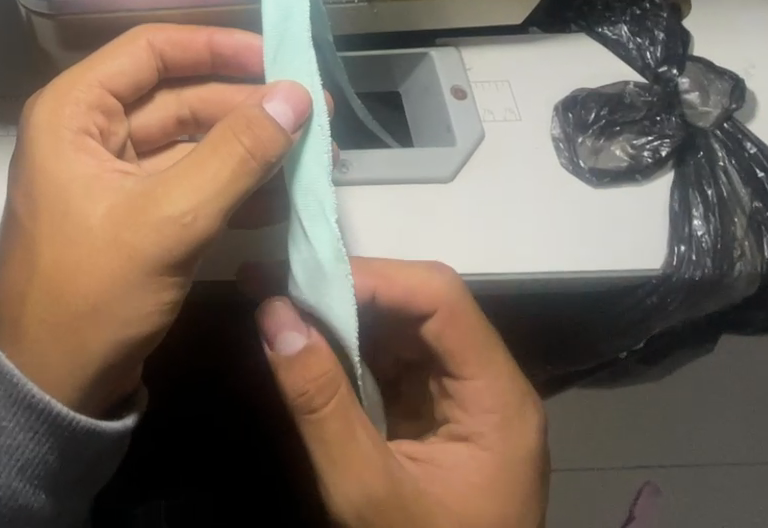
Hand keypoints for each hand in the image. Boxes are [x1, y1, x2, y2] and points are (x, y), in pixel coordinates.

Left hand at [0, 24, 311, 416]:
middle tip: (316, 113)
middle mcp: (88, 129)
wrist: (49, 386)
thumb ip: (235, 154)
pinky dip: (230, 184)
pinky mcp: (131, 210)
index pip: (151, 50)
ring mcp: (110, 171)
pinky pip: (186, 179)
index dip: (216, 46)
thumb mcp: (169, 220)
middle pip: (176, 94)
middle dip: (244, 104)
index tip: (279, 57)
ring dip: (245, 147)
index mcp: (74, 111)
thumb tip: (296, 94)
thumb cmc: (93, 292)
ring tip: (313, 154)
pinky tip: (281, 196)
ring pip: (188, 139)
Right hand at [257, 259, 547, 526]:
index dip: (372, 277)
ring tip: (276, 296)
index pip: (441, 299)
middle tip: (273, 279)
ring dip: (338, 308)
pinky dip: (344, 340)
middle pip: (421, 304)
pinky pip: (389, 356)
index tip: (301, 279)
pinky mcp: (431, 411)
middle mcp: (486, 384)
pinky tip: (303, 334)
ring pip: (400, 324)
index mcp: (495, 397)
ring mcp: (459, 397)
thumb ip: (321, 401)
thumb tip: (272, 312)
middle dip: (346, 286)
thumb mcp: (366, 491)